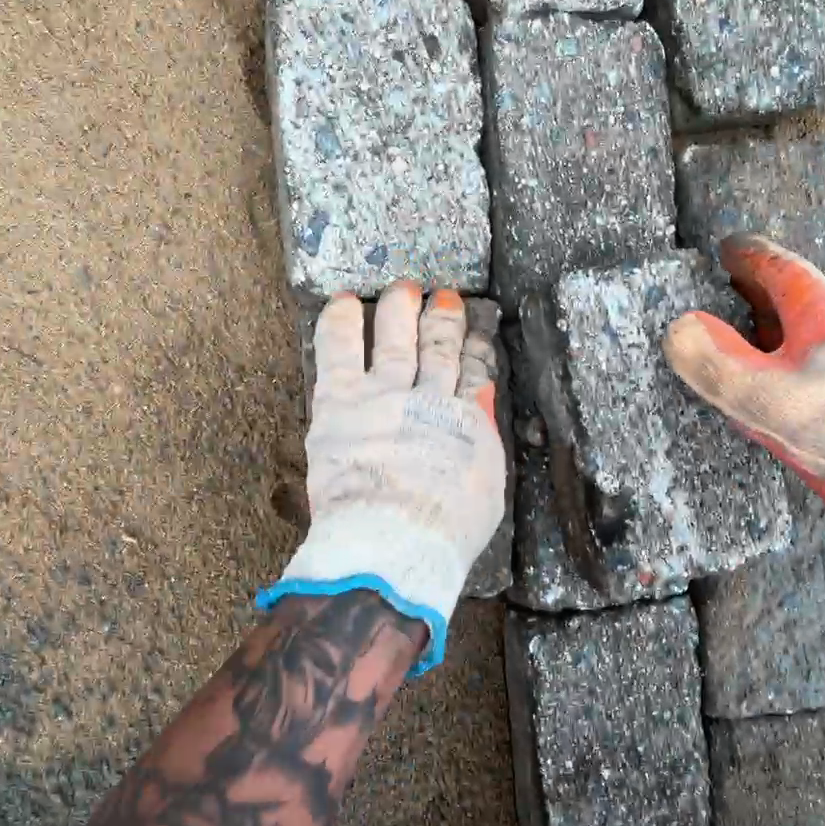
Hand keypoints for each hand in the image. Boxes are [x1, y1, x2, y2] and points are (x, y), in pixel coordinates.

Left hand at [263, 282, 504, 672]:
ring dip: (400, 311)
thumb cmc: (443, 532)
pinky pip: (340, 351)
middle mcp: (428, 400)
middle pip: (438, 350)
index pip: (473, 376)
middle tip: (444, 297)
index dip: (474, 351)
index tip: (474, 335)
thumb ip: (479, 447)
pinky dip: (342, 324)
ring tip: (403, 288)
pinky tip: (344, 301)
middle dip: (443, 321)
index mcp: (466, 424)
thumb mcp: (484, 492)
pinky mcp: (341, 401)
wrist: (396, 537)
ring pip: (396, 340)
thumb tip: (477, 413)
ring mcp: (384, 395)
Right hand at [663, 235, 824, 615]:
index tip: (729, 249)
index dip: (754, 259)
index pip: (786, 273)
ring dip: (785, 344)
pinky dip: (803, 377)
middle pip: (805, 308)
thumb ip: (716, 362)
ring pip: (820, 345)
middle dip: (766, 302)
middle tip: (731, 300)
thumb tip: (681, 327)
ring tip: (752, 354)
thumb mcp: (762, 396)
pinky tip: (791, 401)